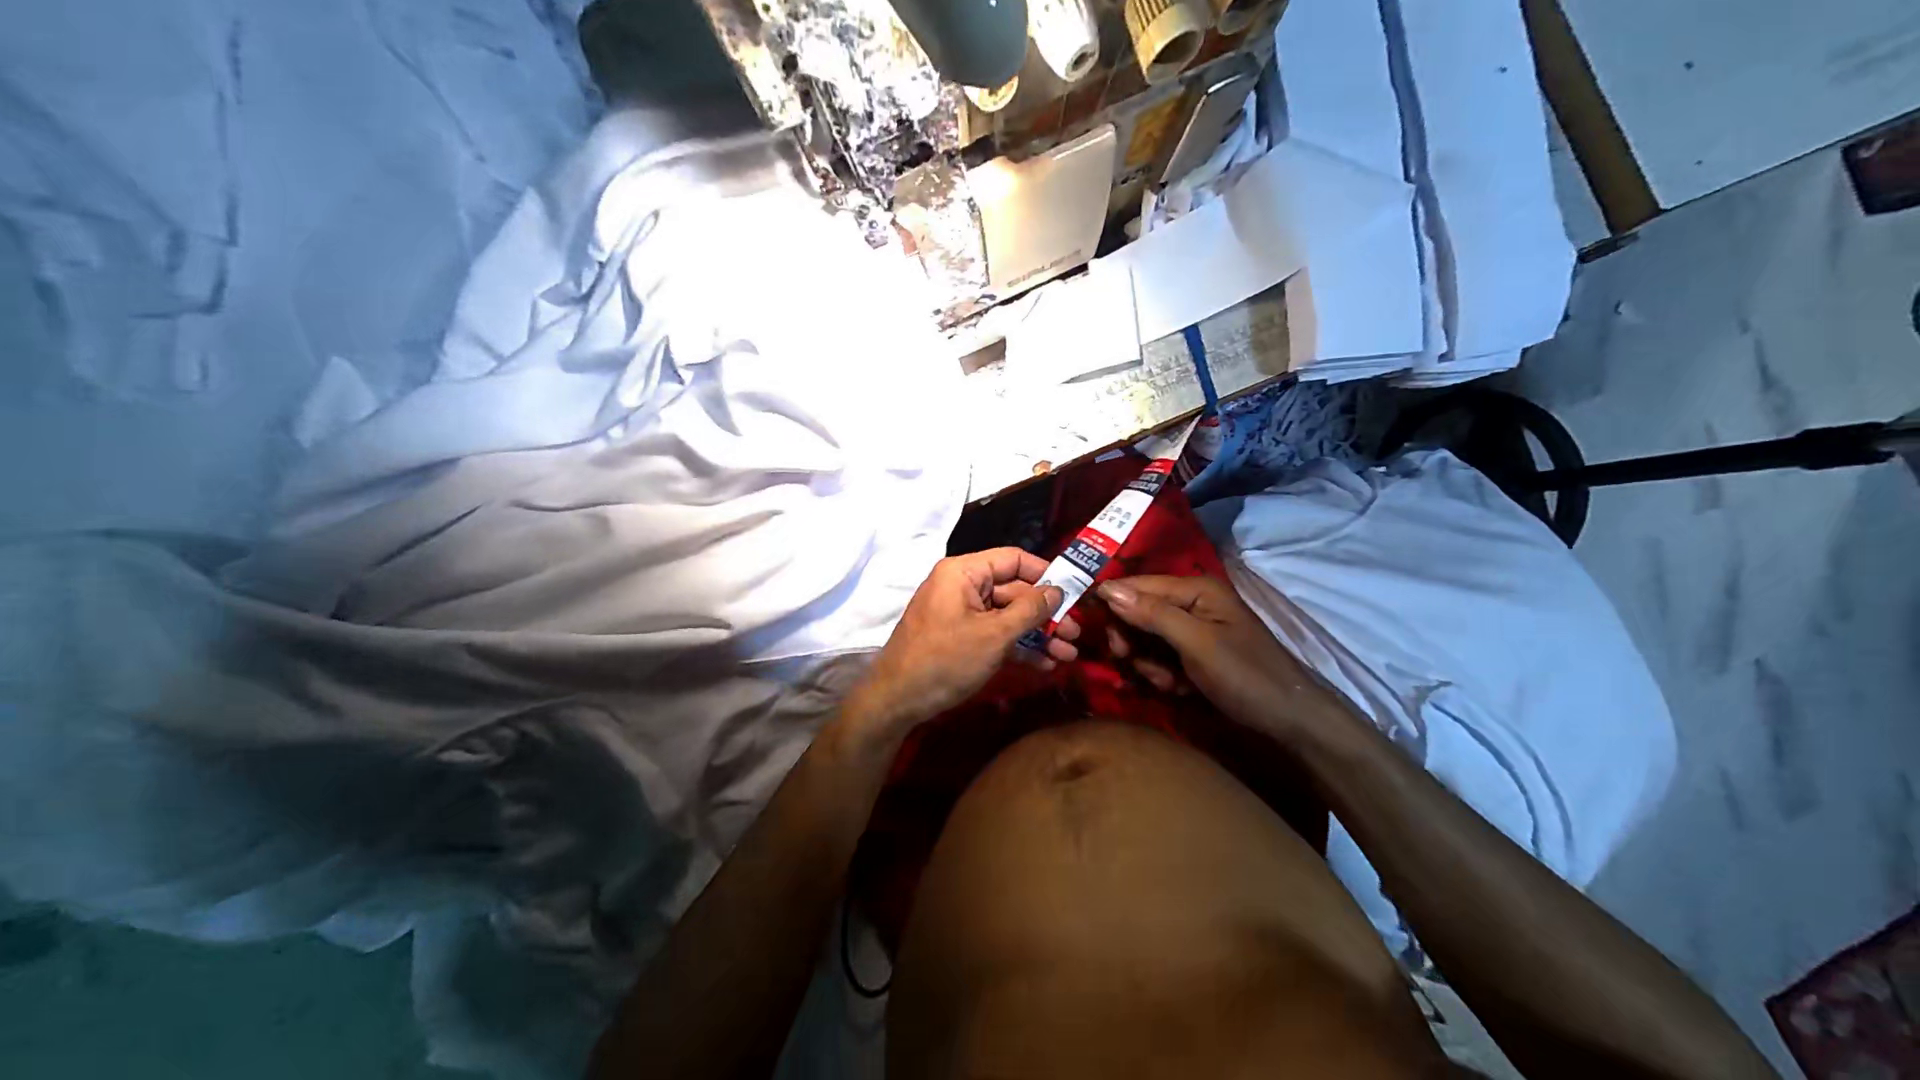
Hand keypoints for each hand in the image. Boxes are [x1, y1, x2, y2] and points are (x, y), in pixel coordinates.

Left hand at [842, 548, 1082, 738]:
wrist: (897, 701)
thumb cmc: (945, 660)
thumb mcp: (994, 635)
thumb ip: (1029, 610)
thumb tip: (1057, 591)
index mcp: (964, 572)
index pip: (1013, 559)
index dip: (1046, 574)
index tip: (1075, 592)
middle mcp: (962, 586)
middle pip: (1014, 590)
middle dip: (1046, 613)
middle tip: (1076, 633)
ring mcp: (960, 613)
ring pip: (1008, 616)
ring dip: (1038, 634)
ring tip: (1068, 654)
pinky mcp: (960, 638)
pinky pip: (995, 633)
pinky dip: (1018, 646)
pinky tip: (1045, 663)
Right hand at [1096, 575, 1352, 740]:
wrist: (1290, 721)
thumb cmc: (1245, 675)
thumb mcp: (1196, 643)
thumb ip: (1152, 614)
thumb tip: (1107, 589)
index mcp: (1196, 588)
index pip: (1137, 585)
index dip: (1112, 604)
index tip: (1090, 630)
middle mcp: (1192, 603)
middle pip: (1138, 612)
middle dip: (1132, 639)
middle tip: (1128, 659)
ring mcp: (1194, 631)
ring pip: (1146, 640)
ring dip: (1149, 663)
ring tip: (1169, 682)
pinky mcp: (1194, 656)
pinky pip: (1161, 659)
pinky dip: (1163, 675)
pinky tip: (1180, 689)